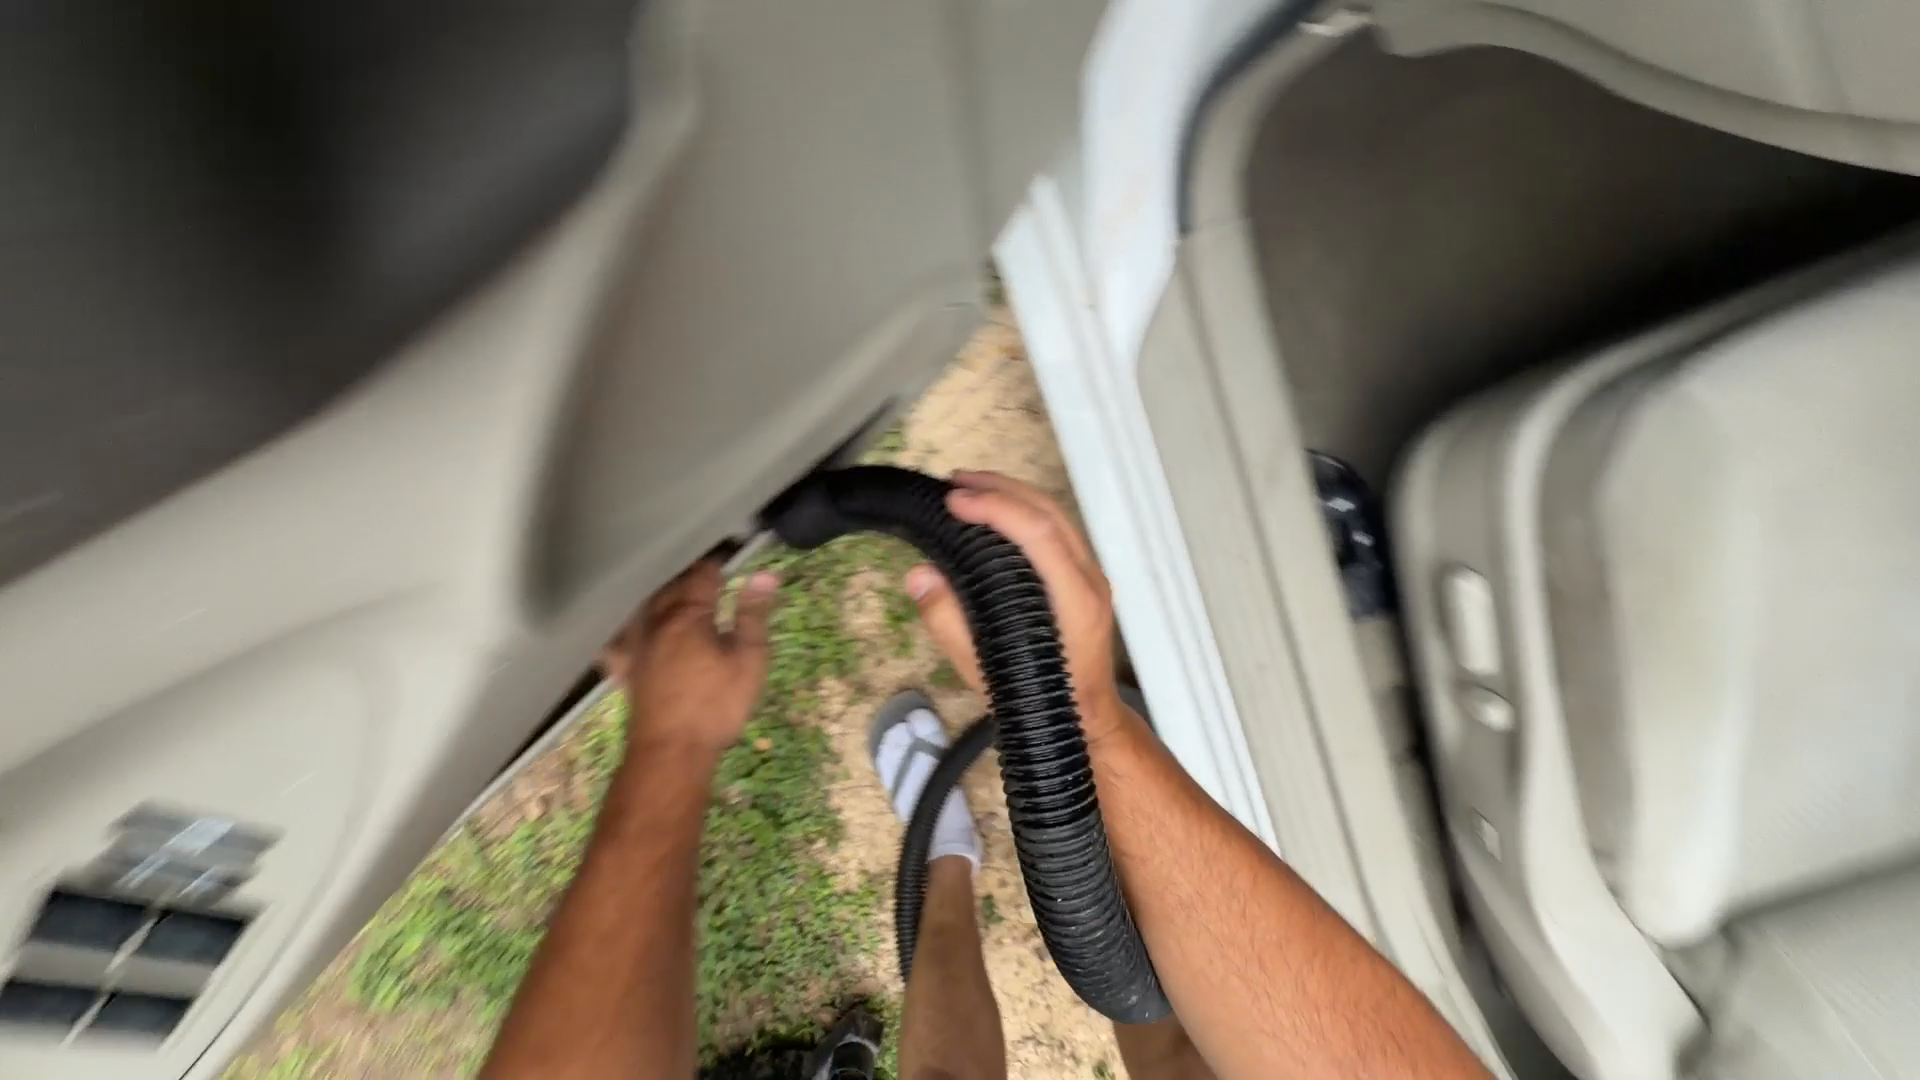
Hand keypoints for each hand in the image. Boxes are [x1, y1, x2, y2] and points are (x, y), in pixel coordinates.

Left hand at [600, 560, 778, 756]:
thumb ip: (754, 614)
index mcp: (689, 615)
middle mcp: (657, 622)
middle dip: (690, 574)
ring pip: (645, 606)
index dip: (718, 563)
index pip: (703, 575)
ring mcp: (636, 646)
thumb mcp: (749, 658)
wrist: (672, 751)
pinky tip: (626, 629)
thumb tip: (765, 574)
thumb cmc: (717, 704)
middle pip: (671, 586)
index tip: (732, 555)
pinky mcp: (627, 670)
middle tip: (710, 572)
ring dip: (661, 593)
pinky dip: (624, 628)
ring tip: (677, 591)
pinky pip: (618, 640)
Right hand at [906, 471, 1136, 746]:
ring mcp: (1092, 576)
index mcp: (1074, 601)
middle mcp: (1090, 580)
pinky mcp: (1085, 578)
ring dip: (1012, 495)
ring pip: (1057, 515)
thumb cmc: (1035, 700)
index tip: (955, 501)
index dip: (996, 508)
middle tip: (955, 483)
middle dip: (1001, 488)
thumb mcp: (982, 671)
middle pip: (1050, 511)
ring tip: (970, 488)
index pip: (1039, 533)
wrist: (1083, 720)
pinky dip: (1024, 513)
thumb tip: (919, 576)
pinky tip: (995, 516)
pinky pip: (1057, 530)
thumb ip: (949, 623)